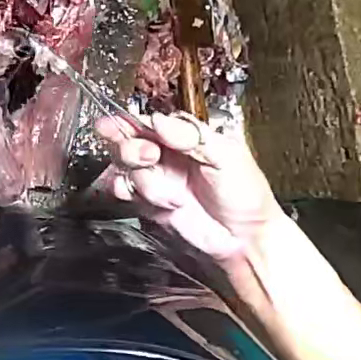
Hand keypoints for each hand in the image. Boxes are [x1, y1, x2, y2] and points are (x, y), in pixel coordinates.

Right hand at [94, 112, 284, 260]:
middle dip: (133, 148)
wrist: (245, 239)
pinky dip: (127, 192)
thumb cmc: (246, 196)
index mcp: (184, 138)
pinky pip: (122, 190)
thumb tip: (158, 120)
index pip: (149, 122)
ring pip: (125, 167)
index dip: (128, 121)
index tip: (114, 123)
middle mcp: (166, 157)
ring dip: (143, 179)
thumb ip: (191, 135)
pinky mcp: (148, 203)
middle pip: (129, 142)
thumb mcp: (226, 155)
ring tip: (170, 193)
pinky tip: (149, 198)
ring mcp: (156, 180)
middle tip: (150, 156)